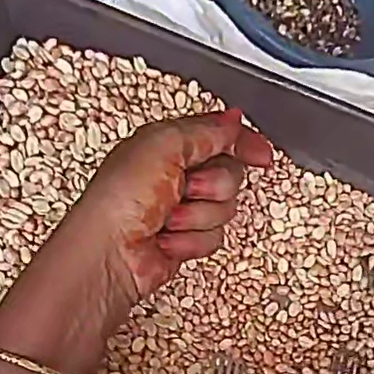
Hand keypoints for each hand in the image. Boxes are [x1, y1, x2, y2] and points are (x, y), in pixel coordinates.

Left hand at [62, 108, 273, 315]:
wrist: (111, 252)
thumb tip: (233, 120)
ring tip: (169, 220)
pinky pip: (214, 238)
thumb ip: (205, 130)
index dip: (242, 143)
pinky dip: (192, 241)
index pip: (218, 137)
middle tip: (188, 189)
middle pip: (230, 176)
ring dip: (199, 216)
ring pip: (225, 211)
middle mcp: (178, 177)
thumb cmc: (122, 198)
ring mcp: (184, 211)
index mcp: (169, 145)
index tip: (262, 155)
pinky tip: (167, 242)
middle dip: (214, 186)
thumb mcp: (164, 145)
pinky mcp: (187, 241)